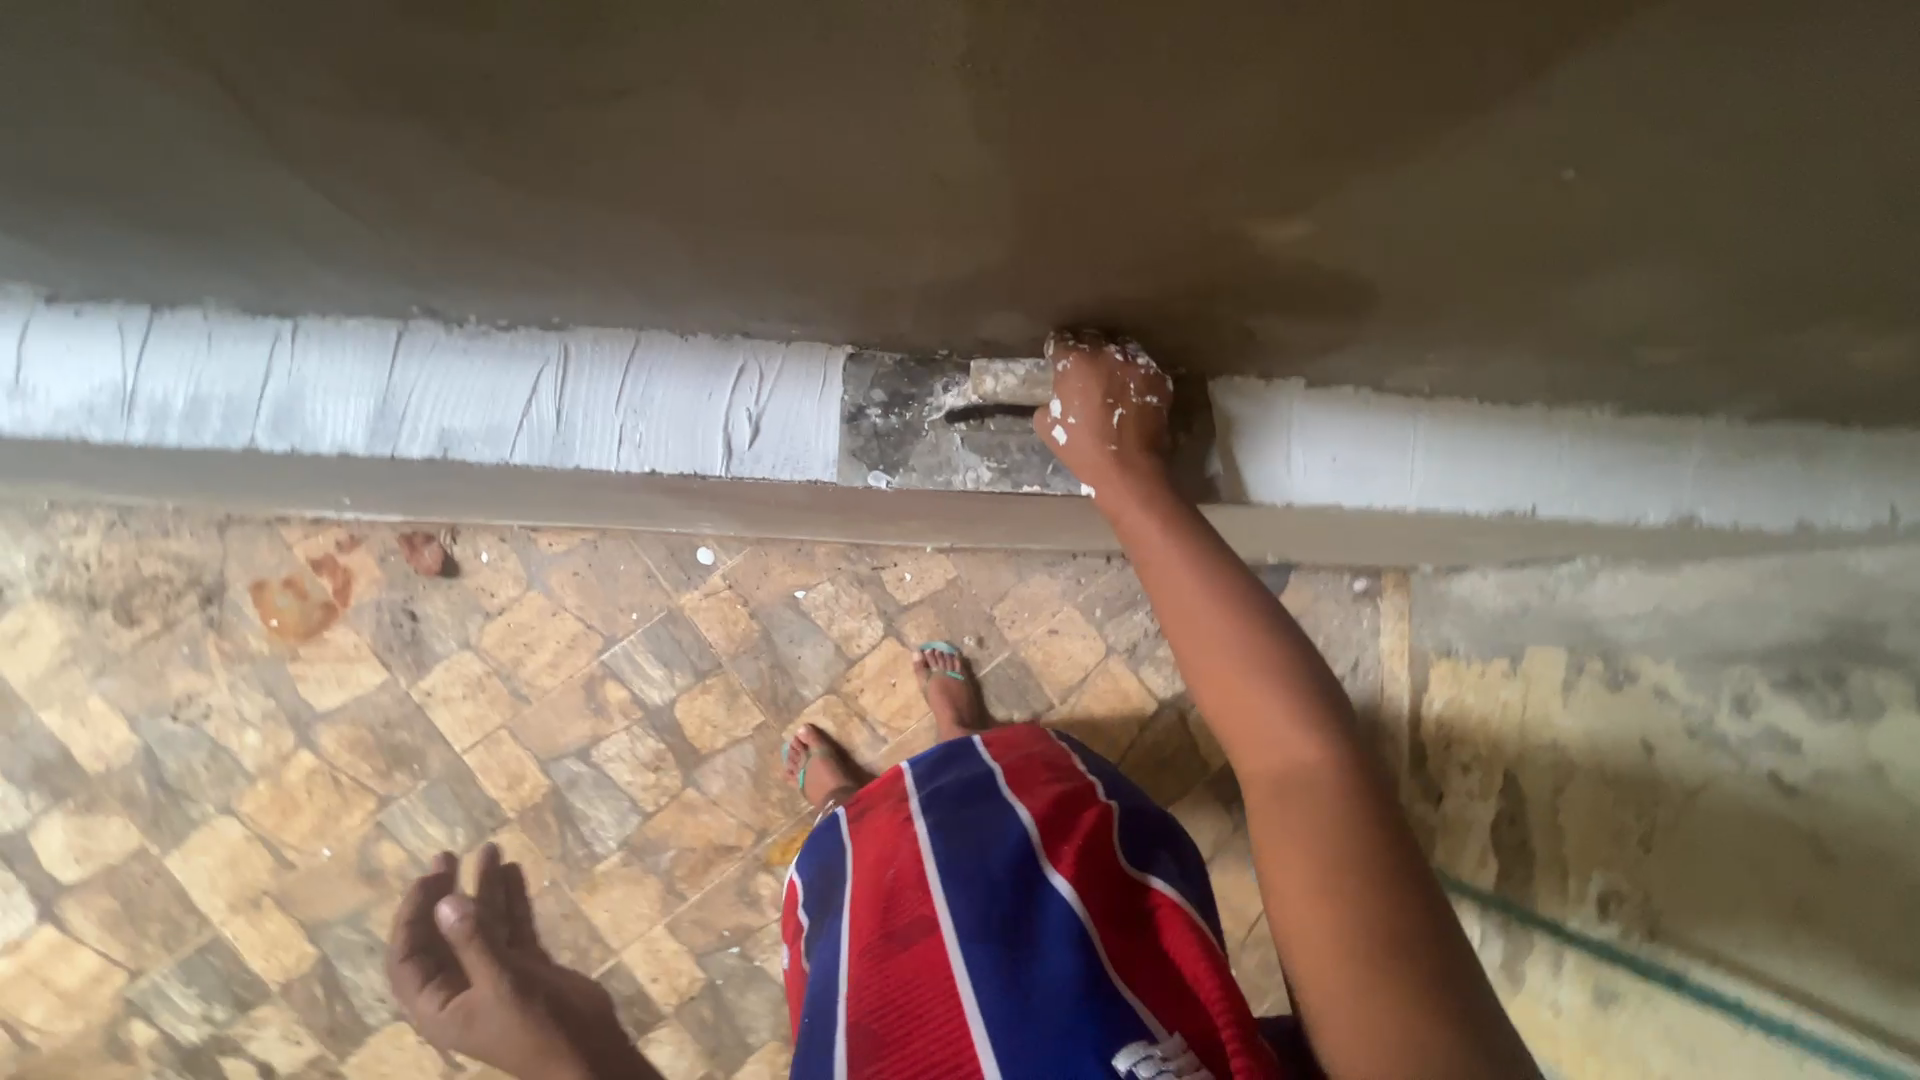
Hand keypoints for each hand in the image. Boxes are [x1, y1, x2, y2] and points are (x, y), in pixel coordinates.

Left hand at [386, 845, 652, 1079]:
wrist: (585, 1049)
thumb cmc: (533, 1027)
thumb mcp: (500, 984)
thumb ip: (473, 942)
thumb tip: (445, 902)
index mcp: (438, 1005)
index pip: (408, 957)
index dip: (412, 916)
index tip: (428, 878)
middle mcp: (460, 987)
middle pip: (441, 936)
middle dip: (442, 896)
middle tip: (447, 856)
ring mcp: (494, 974)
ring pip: (481, 924)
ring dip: (482, 889)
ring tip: (489, 849)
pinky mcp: (525, 966)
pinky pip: (511, 927)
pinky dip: (511, 900)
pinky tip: (514, 872)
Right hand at [1031, 329, 1174, 495]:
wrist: (1128, 469)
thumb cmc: (1083, 450)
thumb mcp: (1047, 426)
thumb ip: (1050, 399)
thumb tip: (1058, 394)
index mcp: (1075, 361)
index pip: (1061, 340)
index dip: (1057, 349)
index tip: (1056, 357)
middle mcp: (1108, 353)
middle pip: (1093, 338)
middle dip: (1085, 349)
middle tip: (1083, 367)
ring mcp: (1137, 363)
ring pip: (1121, 348)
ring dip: (1112, 358)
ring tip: (1109, 374)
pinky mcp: (1159, 378)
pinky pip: (1142, 367)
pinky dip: (1134, 375)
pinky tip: (1130, 390)